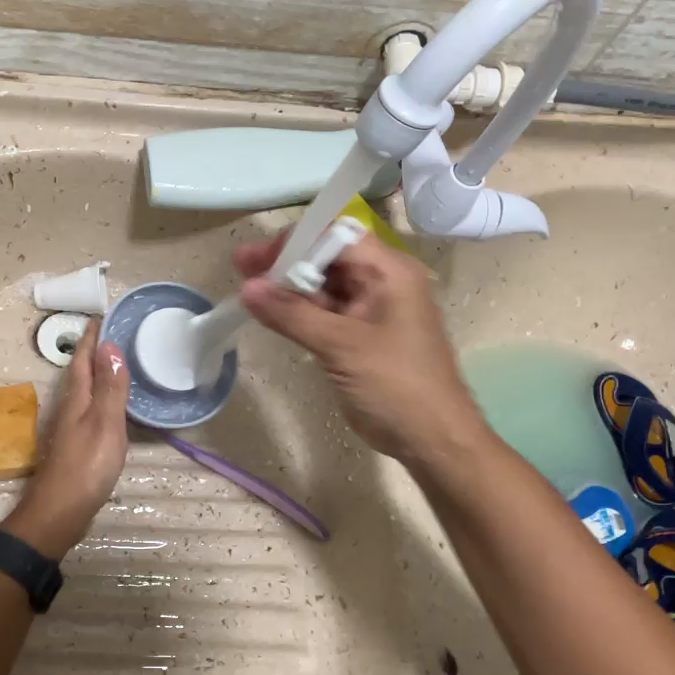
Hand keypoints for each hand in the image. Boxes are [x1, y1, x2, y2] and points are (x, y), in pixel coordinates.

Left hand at [5, 319, 130, 557]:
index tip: (103, 315)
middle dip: (96, 350)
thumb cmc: (86, 467)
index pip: (84, 358)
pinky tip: (113, 404)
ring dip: (99, 372)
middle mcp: (71, 407)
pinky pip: (92, 408)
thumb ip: (110, 387)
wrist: (59, 512)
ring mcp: (73, 427)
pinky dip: (102, 396)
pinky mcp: (78, 445)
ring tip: (117, 360)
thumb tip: (109, 346)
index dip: (92, 337)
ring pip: (86, 390)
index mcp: (77, 398)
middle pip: (82, 371)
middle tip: (116, 332)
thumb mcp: (105, 424)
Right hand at [237, 232, 487, 463]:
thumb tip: (246, 289)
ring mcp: (371, 310)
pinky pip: (325, 312)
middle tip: (243, 268)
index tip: (259, 258)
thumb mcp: (341, 346)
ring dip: (288, 287)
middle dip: (285, 261)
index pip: (336, 236)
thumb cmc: (395, 384)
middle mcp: (381, 283)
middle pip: (327, 257)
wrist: (432, 439)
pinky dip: (298, 311)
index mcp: (389, 272)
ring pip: (324, 285)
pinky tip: (270, 313)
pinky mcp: (359, 337)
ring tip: (248, 289)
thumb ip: (292, 314)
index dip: (296, 241)